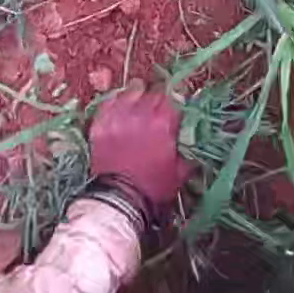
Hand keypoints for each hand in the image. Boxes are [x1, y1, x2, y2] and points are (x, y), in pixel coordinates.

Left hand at [88, 85, 185, 208]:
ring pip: (129, 93)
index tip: (172, 113)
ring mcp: (118, 117)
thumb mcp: (180, 171)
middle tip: (156, 110)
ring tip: (137, 103)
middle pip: (152, 94)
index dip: (173, 107)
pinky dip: (115, 103)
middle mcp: (141, 114)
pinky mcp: (100, 124)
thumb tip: (193, 143)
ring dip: (136, 96)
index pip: (172, 101)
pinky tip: (118, 107)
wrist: (120, 199)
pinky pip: (108, 103)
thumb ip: (187, 152)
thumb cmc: (153, 187)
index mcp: (163, 123)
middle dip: (156, 101)